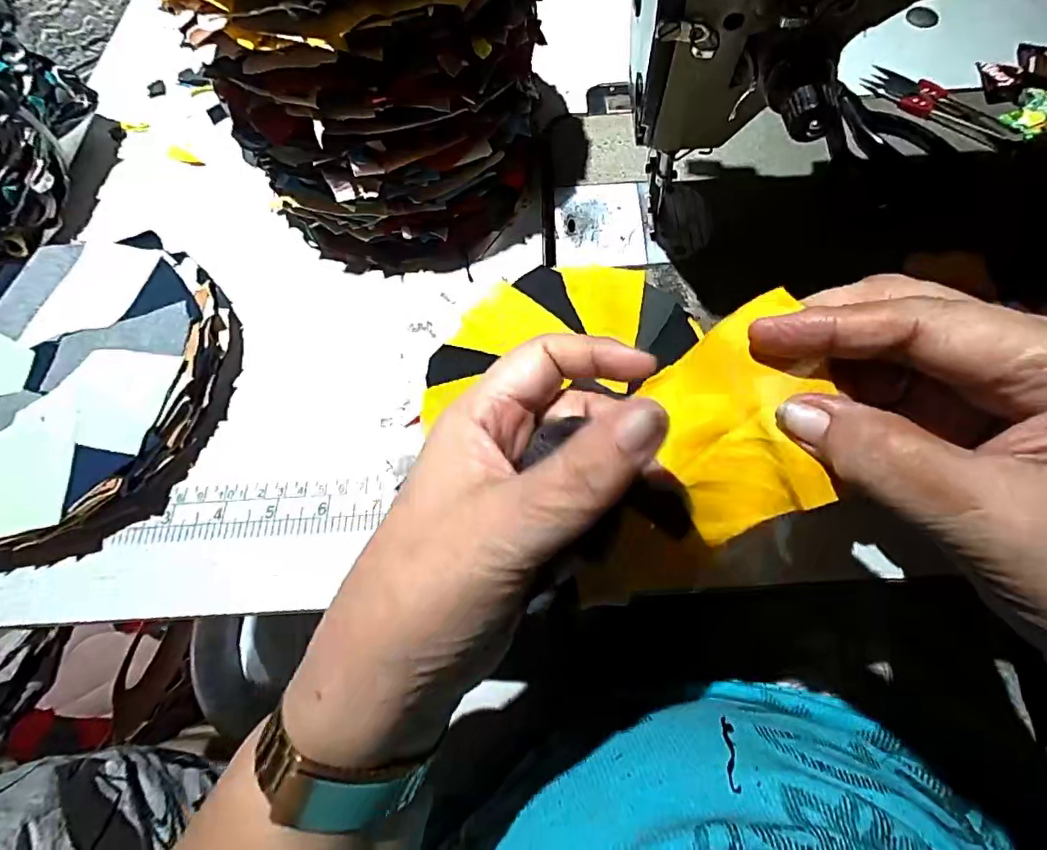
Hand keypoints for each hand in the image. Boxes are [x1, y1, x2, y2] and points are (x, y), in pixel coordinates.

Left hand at [281, 335, 667, 769]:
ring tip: (651, 514)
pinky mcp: (536, 533)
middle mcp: (504, 445)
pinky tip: (607, 550)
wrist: (386, 691)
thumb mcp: (510, 525)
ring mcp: (521, 492)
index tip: (655, 375)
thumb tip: (659, 410)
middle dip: (623, 435)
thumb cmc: (431, 590)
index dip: (600, 354)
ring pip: (590, 462)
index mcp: (483, 419)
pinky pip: (588, 505)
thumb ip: (585, 471)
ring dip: (623, 482)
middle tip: (660, 474)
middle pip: (580, 411)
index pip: (546, 357)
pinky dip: (608, 518)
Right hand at [748, 276, 1046, 788]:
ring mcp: (1026, 398)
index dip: (840, 322)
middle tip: (767, 343)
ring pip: (920, 360)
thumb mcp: (996, 524)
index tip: (763, 332)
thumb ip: (887, 459)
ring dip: (852, 365)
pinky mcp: (1005, 437)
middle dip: (844, 328)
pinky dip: (873, 408)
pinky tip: (833, 412)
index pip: (935, 320)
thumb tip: (790, 411)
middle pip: (928, 321)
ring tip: (785, 372)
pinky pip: (925, 406)